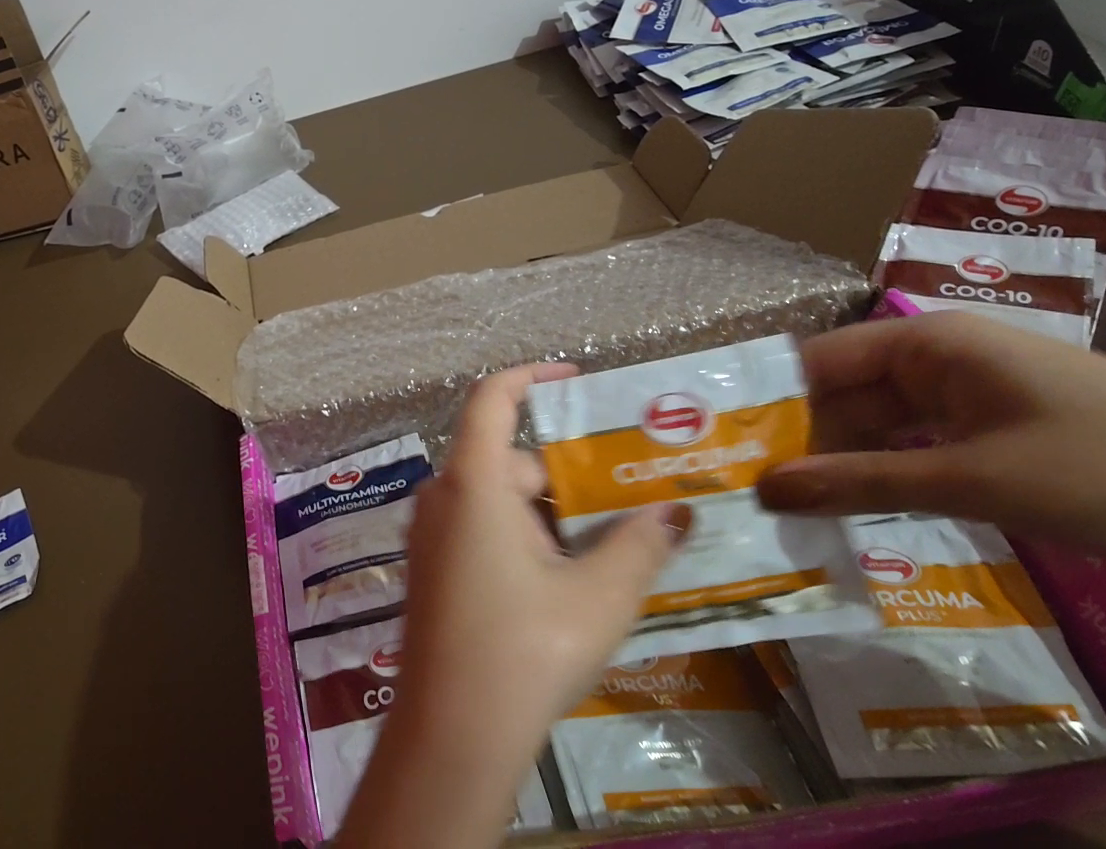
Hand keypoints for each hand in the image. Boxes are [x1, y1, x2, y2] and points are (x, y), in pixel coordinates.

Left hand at [336, 364, 691, 848]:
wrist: (452, 729)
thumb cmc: (527, 648)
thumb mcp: (600, 595)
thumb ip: (642, 543)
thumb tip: (676, 509)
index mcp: (473, 482)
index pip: (492, 400)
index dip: (530, 376)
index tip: (574, 376)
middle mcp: (441, 498)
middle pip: (507, 460)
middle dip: (565, 478)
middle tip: (627, 506)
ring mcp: (429, 535)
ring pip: (497, 500)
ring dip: (547, 516)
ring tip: (608, 555)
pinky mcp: (429, 569)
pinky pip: (479, 530)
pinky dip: (520, 538)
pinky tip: (562, 586)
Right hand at [760, 312, 1105, 566]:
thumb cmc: (1104, 469)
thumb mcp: (972, 479)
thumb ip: (859, 482)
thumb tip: (762, 491)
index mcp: (929, 344)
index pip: (817, 360)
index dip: (766, 399)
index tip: (719, 442)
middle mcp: (938, 359)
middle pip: (839, 394)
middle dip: (794, 439)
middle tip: (740, 487)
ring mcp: (966, 398)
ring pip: (871, 424)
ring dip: (831, 462)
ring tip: (778, 505)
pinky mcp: (989, 434)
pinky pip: (909, 446)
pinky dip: (875, 474)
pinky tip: (842, 508)